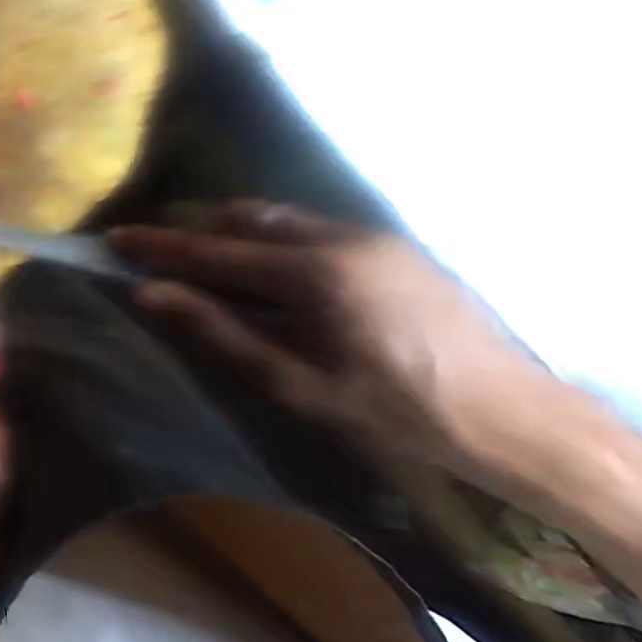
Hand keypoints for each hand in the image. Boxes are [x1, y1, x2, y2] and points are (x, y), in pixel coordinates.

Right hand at [110, 201, 575, 481]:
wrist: (525, 423)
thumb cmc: (401, 413)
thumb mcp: (298, 382)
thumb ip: (220, 331)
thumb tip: (151, 295)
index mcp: (314, 273)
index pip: (214, 251)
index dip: (159, 246)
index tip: (116, 236)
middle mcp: (341, 239)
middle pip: (245, 218)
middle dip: (197, 232)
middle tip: (162, 256)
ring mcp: (373, 238)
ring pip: (281, 219)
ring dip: (236, 234)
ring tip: (211, 266)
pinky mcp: (394, 247)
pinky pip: (313, 229)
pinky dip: (275, 241)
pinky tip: (273, 277)